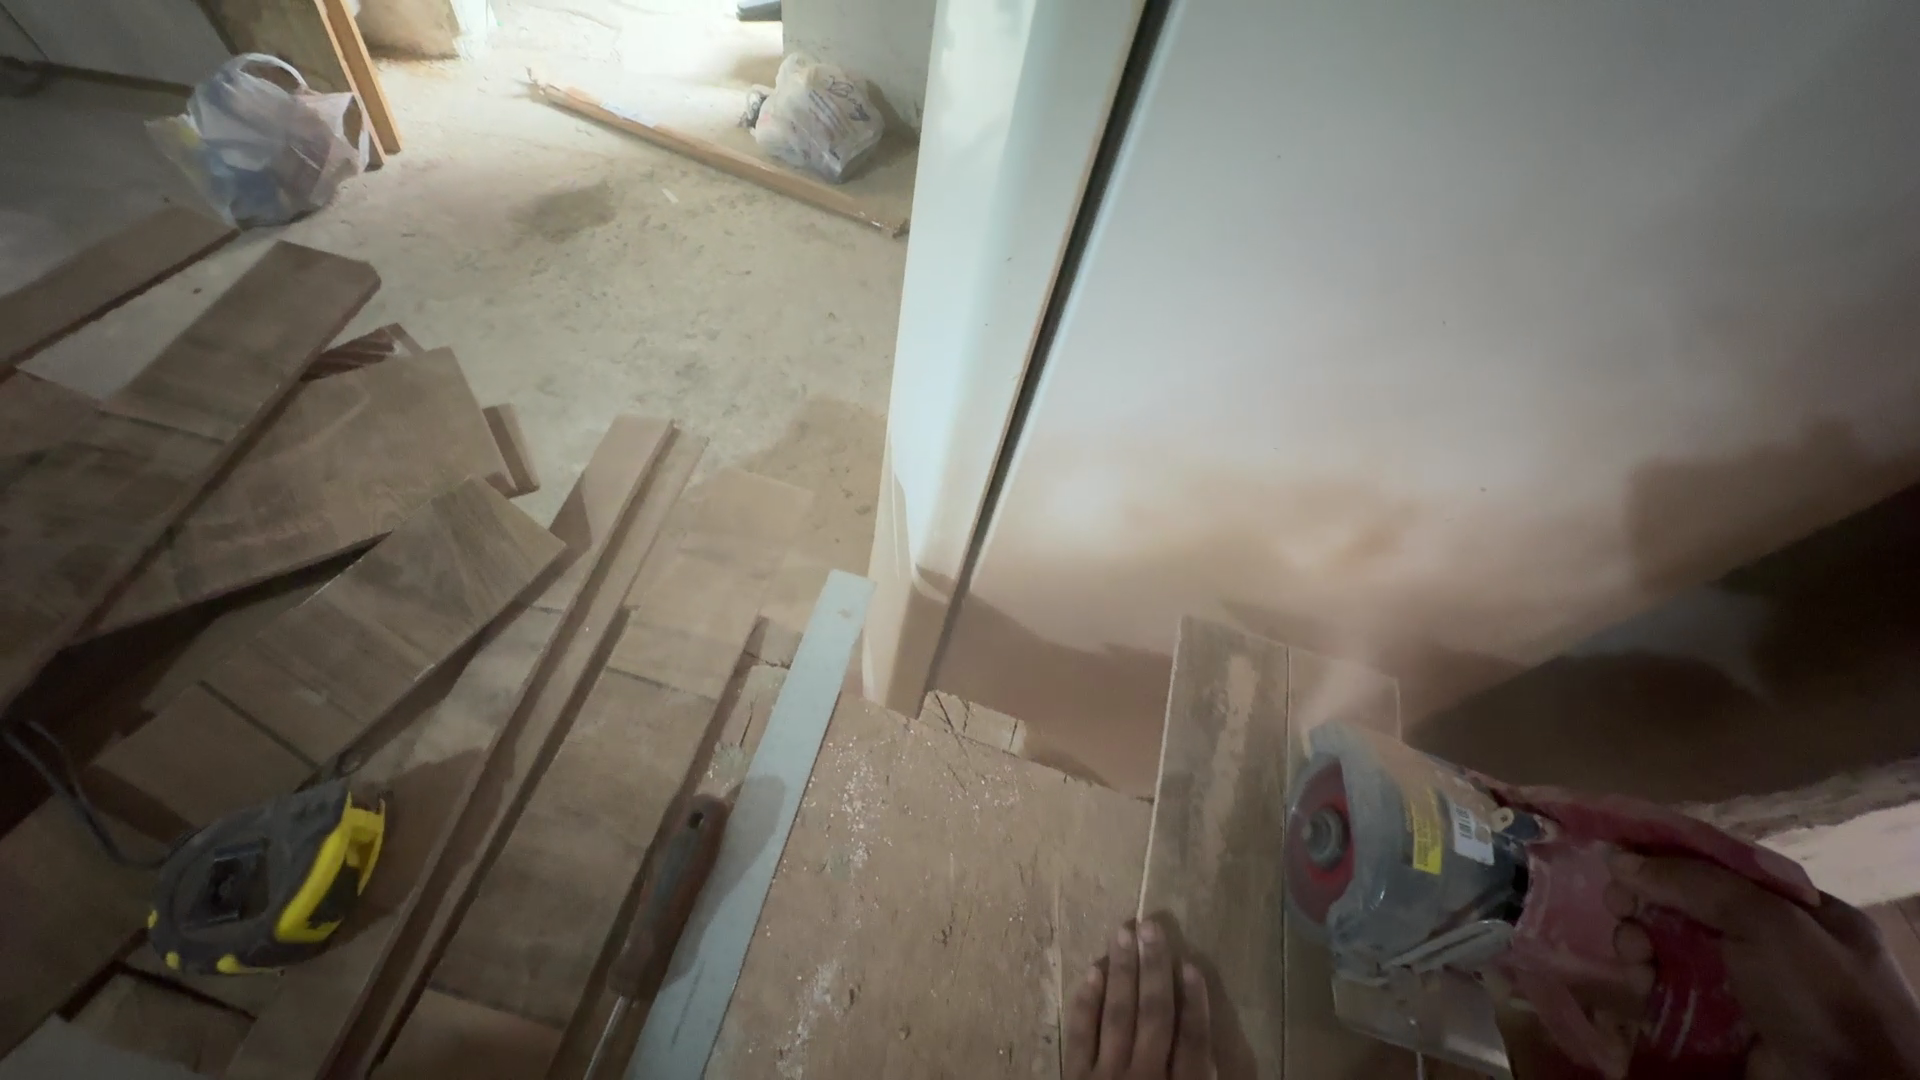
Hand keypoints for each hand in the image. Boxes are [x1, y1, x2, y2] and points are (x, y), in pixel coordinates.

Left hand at [1065, 918, 1214, 1079]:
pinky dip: (1088, 1002)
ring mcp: (1105, 1075)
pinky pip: (1081, 1034)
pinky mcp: (1075, 1076)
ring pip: (1117, 1014)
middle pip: (1154, 1016)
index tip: (1191, 964)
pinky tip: (1094, 970)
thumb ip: (1199, 1077)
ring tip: (1124, 931)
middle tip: (1151, 926)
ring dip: (1122, 971)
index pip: (1193, 1043)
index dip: (1195, 1003)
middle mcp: (1144, 1076)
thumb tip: (1207, 1042)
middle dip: (1154, 968)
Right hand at [1609, 852, 1919, 1078]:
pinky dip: (1645, 975)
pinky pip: (1668, 982)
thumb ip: (1695, 882)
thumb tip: (1618, 858)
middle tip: (1616, 903)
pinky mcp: (1719, 1016)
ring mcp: (1745, 981)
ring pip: (1670, 942)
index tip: (1620, 854)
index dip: (1667, 856)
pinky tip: (1640, 979)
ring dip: (1638, 939)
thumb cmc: (1823, 998)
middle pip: (1687, 903)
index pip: (1721, 866)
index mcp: (1802, 912)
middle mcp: (1772, 941)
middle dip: (1644, 900)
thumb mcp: (1769, 925)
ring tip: (1631, 950)